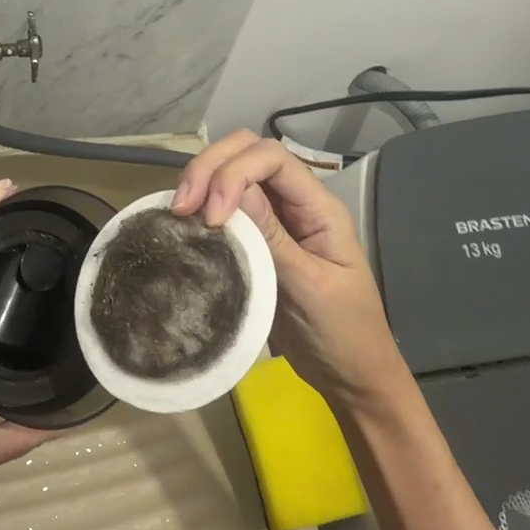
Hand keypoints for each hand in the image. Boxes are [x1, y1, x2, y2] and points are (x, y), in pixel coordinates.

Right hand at [172, 131, 405, 407]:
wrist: (351, 377)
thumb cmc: (343, 334)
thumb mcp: (310, 288)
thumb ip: (273, 238)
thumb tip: (232, 192)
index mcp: (319, 207)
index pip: (273, 158)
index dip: (235, 173)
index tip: (211, 216)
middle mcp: (296, 201)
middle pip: (248, 151)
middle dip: (210, 167)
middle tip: (181, 205)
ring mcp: (276, 217)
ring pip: (233, 171)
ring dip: (201, 182)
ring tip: (178, 213)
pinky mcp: (257, 238)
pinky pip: (227, 206)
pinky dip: (202, 205)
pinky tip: (185, 225)